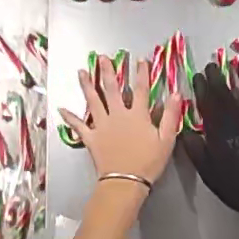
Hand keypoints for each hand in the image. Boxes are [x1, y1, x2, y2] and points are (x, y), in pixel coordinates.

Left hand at [59, 55, 183, 186]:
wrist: (126, 181)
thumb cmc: (148, 162)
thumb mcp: (166, 139)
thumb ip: (171, 116)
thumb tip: (176, 94)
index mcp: (137, 115)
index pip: (140, 89)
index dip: (141, 73)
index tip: (140, 59)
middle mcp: (117, 115)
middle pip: (112, 89)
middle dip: (107, 71)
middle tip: (102, 57)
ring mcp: (102, 126)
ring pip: (93, 101)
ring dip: (87, 85)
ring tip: (81, 72)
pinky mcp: (91, 138)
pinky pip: (78, 126)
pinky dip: (70, 117)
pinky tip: (62, 109)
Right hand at [181, 58, 238, 238]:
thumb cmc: (235, 184)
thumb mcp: (207, 170)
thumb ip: (195, 148)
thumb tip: (185, 131)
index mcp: (218, 129)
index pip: (207, 100)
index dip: (201, 86)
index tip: (198, 76)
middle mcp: (237, 118)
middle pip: (226, 90)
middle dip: (218, 75)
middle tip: (214, 64)